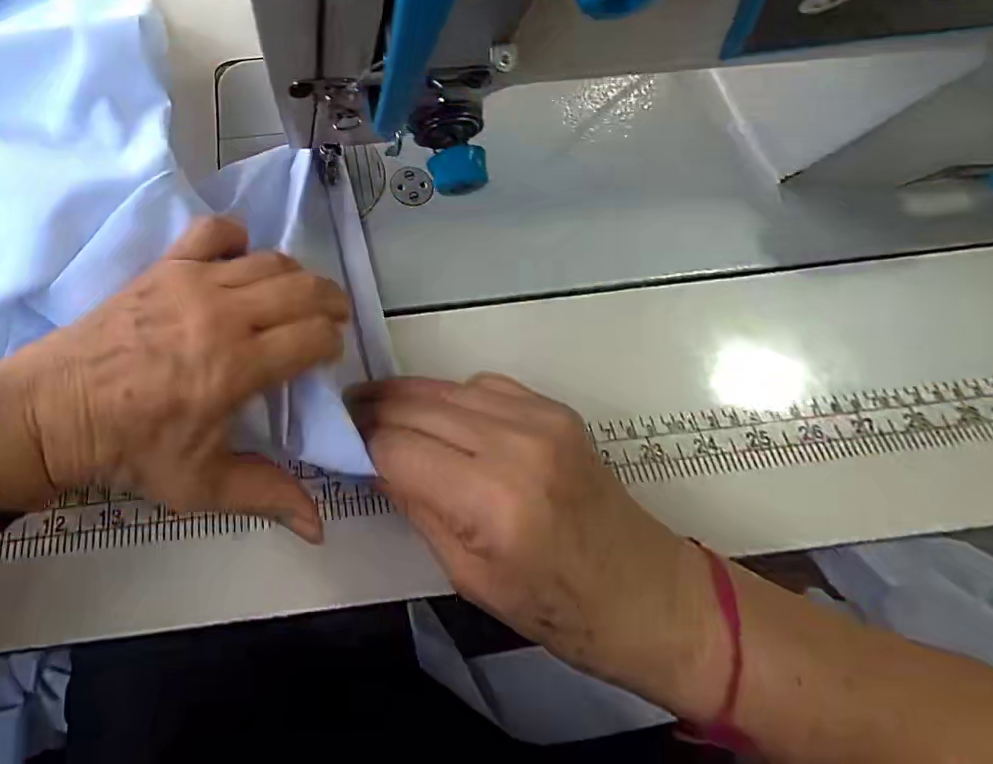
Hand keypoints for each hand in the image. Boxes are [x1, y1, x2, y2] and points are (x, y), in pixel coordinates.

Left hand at [0, 216, 349, 541]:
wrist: (59, 407)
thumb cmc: (129, 447)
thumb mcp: (200, 484)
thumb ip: (266, 495)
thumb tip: (320, 528)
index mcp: (237, 366)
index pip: (314, 336)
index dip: (330, 344)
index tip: (323, 357)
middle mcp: (223, 314)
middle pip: (302, 289)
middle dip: (327, 303)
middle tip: (325, 322)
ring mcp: (191, 281)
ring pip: (268, 259)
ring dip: (292, 276)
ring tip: (291, 298)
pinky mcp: (164, 265)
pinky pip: (210, 231)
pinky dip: (234, 237)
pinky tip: (235, 260)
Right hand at [348, 375, 720, 706]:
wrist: (654, 597)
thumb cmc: (556, 607)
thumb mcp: (465, 574)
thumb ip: (413, 506)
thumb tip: (369, 460)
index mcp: (491, 502)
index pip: (392, 447)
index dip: (357, 444)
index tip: (337, 447)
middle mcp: (514, 446)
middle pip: (409, 406)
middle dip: (369, 413)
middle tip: (345, 422)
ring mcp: (537, 419)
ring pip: (436, 387)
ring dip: (400, 399)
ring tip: (377, 413)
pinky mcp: (551, 408)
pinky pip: (473, 385)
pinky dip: (444, 397)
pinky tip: (441, 419)